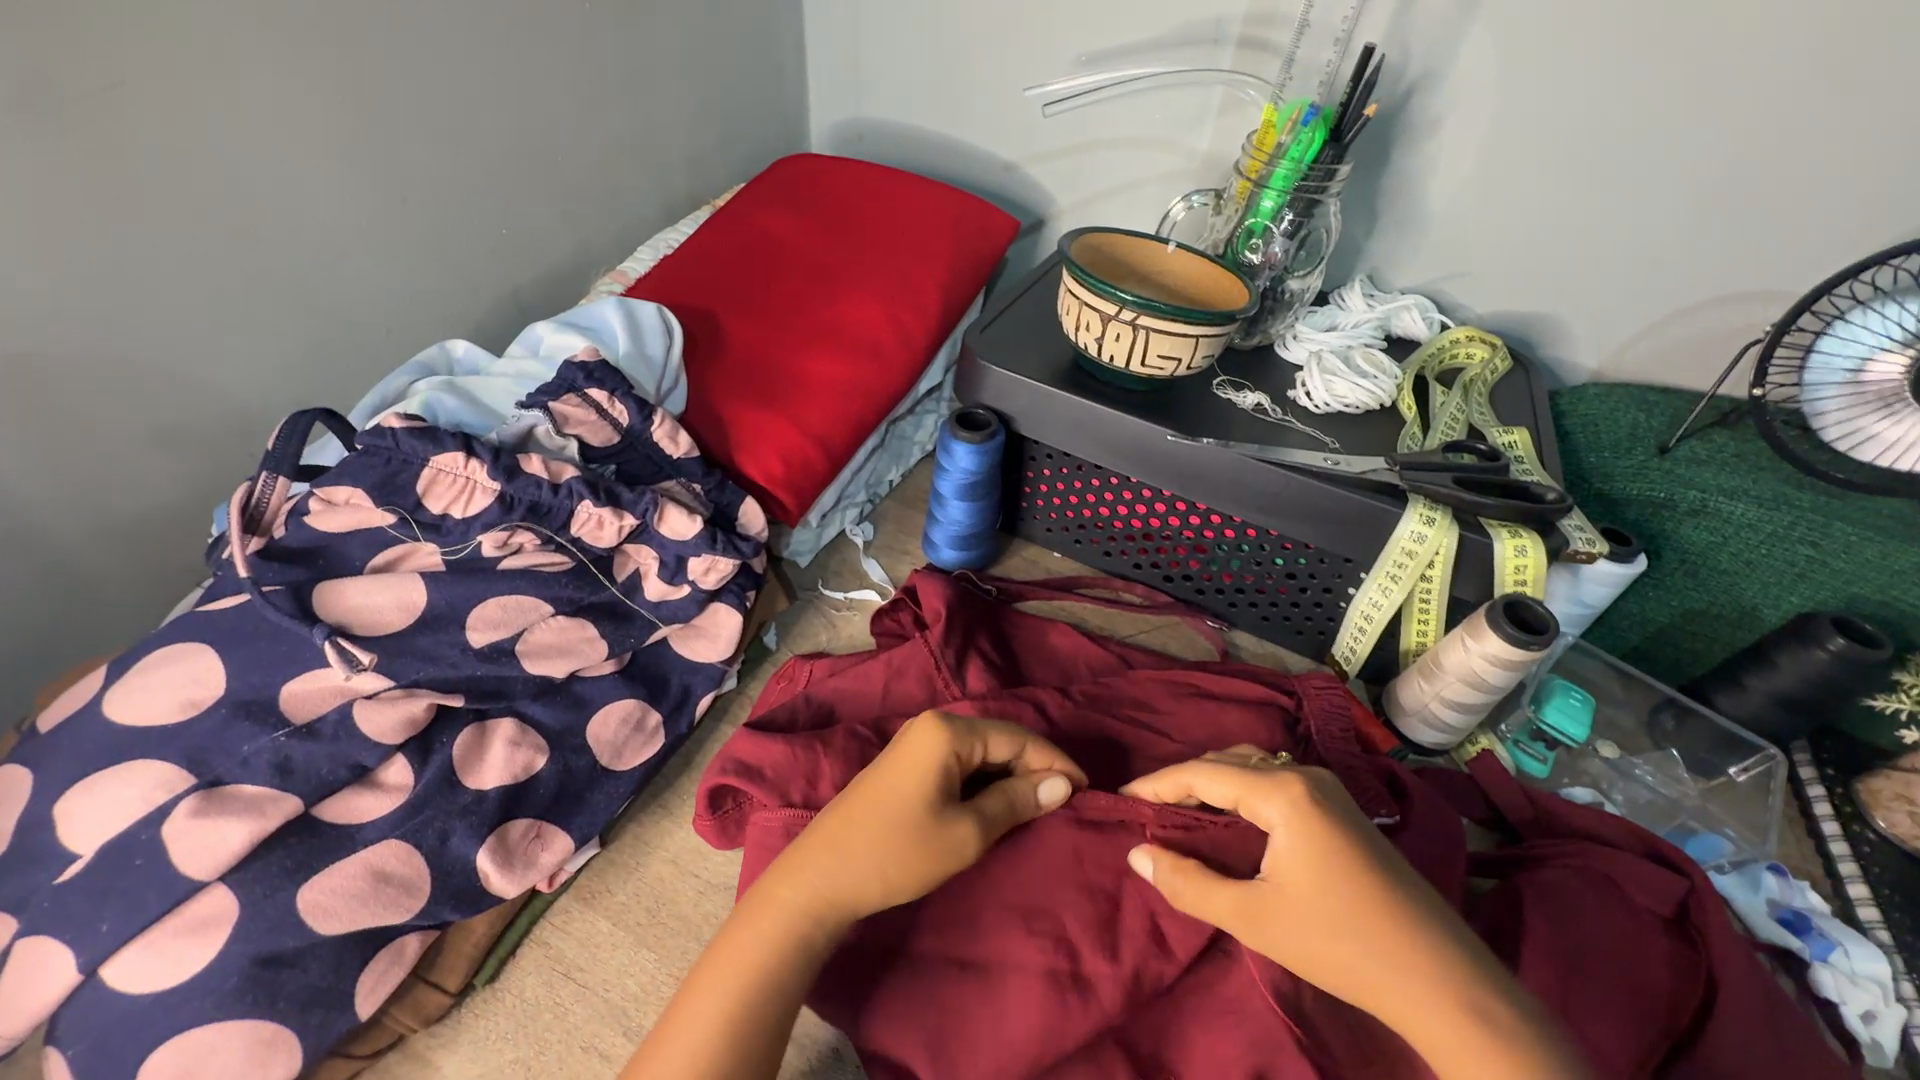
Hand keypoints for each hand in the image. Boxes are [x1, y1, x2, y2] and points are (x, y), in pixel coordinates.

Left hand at [756, 711, 1086, 928]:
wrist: (822, 877)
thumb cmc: (898, 853)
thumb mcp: (967, 832)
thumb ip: (1017, 801)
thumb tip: (1063, 784)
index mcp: (948, 731)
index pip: (1018, 737)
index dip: (1056, 763)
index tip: (1087, 793)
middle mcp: (932, 725)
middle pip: (999, 740)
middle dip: (1035, 769)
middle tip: (1067, 803)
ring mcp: (916, 743)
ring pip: (980, 753)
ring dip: (1011, 776)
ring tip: (1041, 807)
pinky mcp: (906, 764)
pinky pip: (959, 763)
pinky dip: (985, 783)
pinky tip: (1001, 805)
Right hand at [1121, 747, 1585, 1078]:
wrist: (1440, 976)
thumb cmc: (1338, 942)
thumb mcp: (1252, 917)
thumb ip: (1188, 883)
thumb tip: (1137, 855)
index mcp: (1284, 791)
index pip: (1203, 773)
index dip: (1157, 785)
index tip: (1120, 801)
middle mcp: (1307, 776)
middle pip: (1229, 762)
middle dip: (1184, 781)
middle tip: (1147, 809)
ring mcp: (1331, 792)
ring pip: (1256, 770)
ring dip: (1215, 784)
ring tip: (1180, 812)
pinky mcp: (1344, 812)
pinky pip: (1278, 784)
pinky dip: (1243, 794)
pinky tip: (1232, 822)